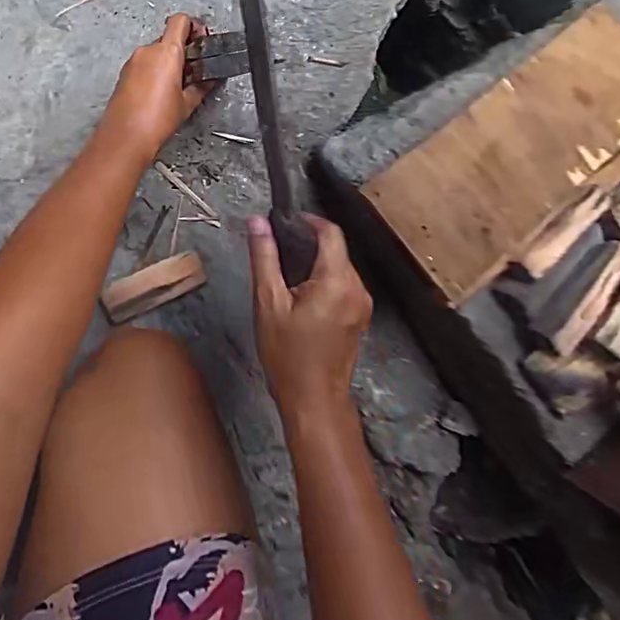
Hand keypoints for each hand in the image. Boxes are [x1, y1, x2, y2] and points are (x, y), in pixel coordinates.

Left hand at [96, 14, 211, 157]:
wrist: (125, 136)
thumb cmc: (154, 121)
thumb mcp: (187, 103)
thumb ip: (201, 85)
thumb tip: (208, 80)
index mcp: (166, 52)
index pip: (180, 21)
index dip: (194, 27)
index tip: (201, 41)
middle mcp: (147, 52)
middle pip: (169, 38)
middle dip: (183, 52)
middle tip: (193, 70)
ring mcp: (133, 62)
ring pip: (156, 52)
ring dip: (168, 62)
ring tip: (177, 86)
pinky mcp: (124, 73)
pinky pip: (144, 64)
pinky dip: (154, 71)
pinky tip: (160, 91)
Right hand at [250, 214, 371, 421]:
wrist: (313, 398)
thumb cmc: (288, 354)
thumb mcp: (268, 301)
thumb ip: (264, 257)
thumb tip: (257, 222)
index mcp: (337, 281)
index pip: (331, 233)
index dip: (309, 220)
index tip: (286, 220)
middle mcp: (357, 289)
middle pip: (336, 250)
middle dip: (308, 243)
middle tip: (278, 248)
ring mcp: (361, 305)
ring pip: (339, 267)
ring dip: (315, 262)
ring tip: (285, 273)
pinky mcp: (359, 317)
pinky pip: (342, 285)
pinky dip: (323, 280)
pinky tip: (300, 294)